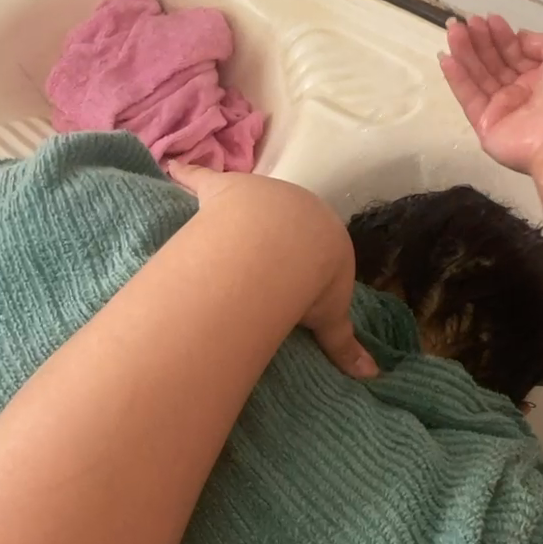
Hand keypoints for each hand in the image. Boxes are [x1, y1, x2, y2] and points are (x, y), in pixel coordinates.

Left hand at [166, 164, 377, 378]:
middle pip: (281, 221)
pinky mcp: (222, 190)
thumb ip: (344, 344)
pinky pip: (201, 177)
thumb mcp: (332, 316)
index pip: (318, 243)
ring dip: (235, 212)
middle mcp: (292, 206)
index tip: (296, 275)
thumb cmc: (313, 279)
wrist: (284, 246)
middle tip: (260, 259)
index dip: (306, 259)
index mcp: (324, 234)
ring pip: (244, 202)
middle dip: (273, 235)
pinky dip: (187, 173)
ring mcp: (255, 196)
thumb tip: (371, 376)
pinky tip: (172, 168)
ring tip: (224, 230)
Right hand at [438, 15, 542, 174]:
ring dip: (465, 53)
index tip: (488, 19)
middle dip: (480, 41)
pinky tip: (446, 59)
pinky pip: (469, 98)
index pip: (516, 53)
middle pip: (495, 63)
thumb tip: (519, 37)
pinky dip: (457, 79)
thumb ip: (542, 42)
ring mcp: (503, 110)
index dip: (502, 36)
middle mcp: (523, 93)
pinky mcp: (485, 126)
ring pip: (479, 77)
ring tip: (453, 30)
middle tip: (466, 21)